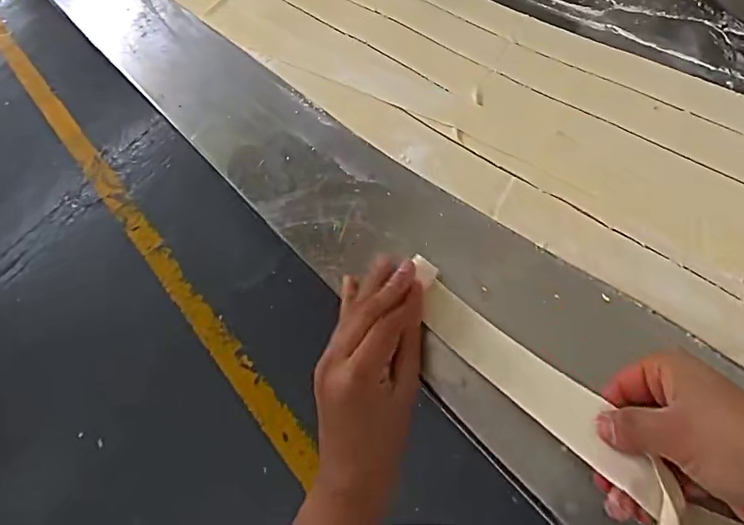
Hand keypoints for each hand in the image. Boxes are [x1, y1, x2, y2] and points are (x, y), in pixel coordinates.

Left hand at [294, 257, 425, 524]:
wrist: (350, 480)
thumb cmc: (385, 444)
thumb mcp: (405, 393)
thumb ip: (408, 344)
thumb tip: (414, 303)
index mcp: (357, 374)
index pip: (384, 324)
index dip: (403, 299)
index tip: (419, 277)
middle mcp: (335, 361)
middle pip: (364, 313)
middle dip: (386, 286)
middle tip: (405, 263)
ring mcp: (325, 361)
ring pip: (349, 316)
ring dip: (369, 288)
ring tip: (385, 263)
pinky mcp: (324, 363)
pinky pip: (340, 327)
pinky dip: (348, 303)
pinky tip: (352, 282)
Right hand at [594, 352, 743, 524]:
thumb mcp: (675, 432)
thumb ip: (631, 427)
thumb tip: (604, 424)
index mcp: (673, 372)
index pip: (623, 384)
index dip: (606, 412)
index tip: (591, 438)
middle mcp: (684, 399)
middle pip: (635, 422)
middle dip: (620, 455)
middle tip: (608, 479)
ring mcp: (698, 435)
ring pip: (652, 454)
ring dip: (636, 481)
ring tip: (627, 503)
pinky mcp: (711, 468)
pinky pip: (671, 476)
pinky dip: (658, 493)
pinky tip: (649, 510)